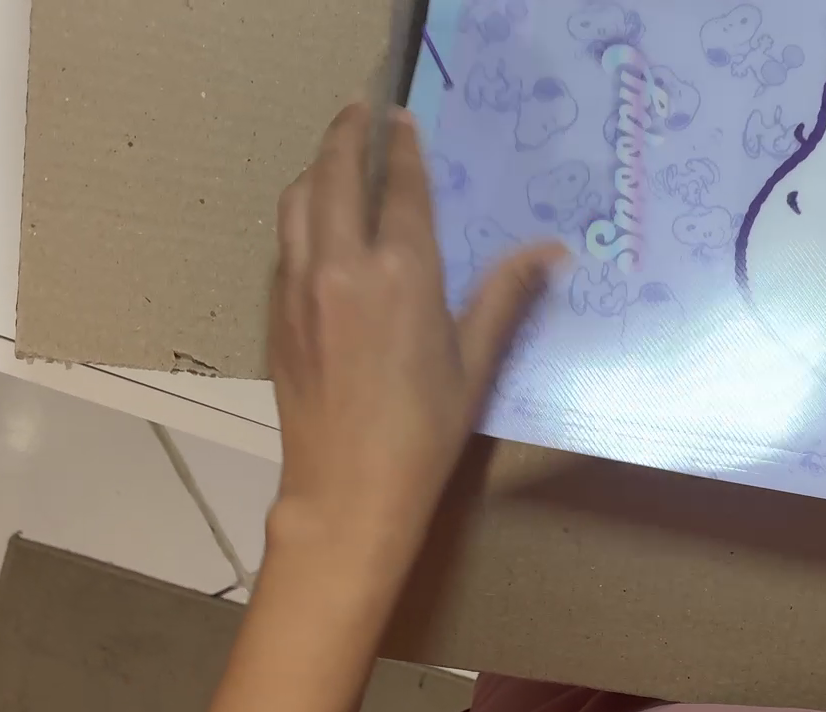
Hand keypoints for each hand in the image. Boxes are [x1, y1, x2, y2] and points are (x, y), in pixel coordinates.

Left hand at [264, 102, 561, 574]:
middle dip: (347, 133)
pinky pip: (283, 242)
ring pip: (296, 201)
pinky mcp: (275, 312)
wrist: (349, 487)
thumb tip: (551, 251)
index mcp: (402, 276)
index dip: (403, 147)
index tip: (402, 117)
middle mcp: (342, 265)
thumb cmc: (425, 433)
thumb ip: (505, 298)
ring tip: (333, 159)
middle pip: (334, 174)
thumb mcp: (475, 367)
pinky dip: (299, 215)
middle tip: (359, 110)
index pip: (400, 188)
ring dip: (315, 168)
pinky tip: (316, 227)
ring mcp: (299, 286)